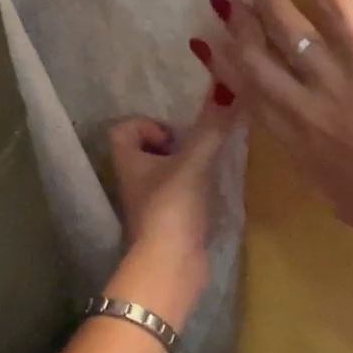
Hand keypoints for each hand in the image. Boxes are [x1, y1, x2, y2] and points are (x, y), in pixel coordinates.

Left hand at [103, 92, 236, 328]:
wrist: (170, 266)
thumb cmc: (171, 208)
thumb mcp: (193, 162)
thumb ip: (211, 127)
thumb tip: (228, 86)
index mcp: (126, 161)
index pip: (123, 129)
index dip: (147, 125)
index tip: (175, 135)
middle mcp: (133, 183)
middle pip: (147, 152)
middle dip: (173, 147)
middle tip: (197, 151)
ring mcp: (150, 207)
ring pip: (164, 177)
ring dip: (185, 172)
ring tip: (207, 172)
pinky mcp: (168, 227)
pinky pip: (179, 200)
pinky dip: (193, 196)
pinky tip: (210, 199)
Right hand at [199, 0, 352, 239]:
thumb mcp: (335, 200)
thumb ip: (313, 172)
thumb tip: (308, 154)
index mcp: (293, 143)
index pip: (249, 96)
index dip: (225, 68)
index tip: (207, 47)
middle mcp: (298, 104)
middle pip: (254, 54)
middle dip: (234, 24)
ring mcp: (327, 72)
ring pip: (280, 19)